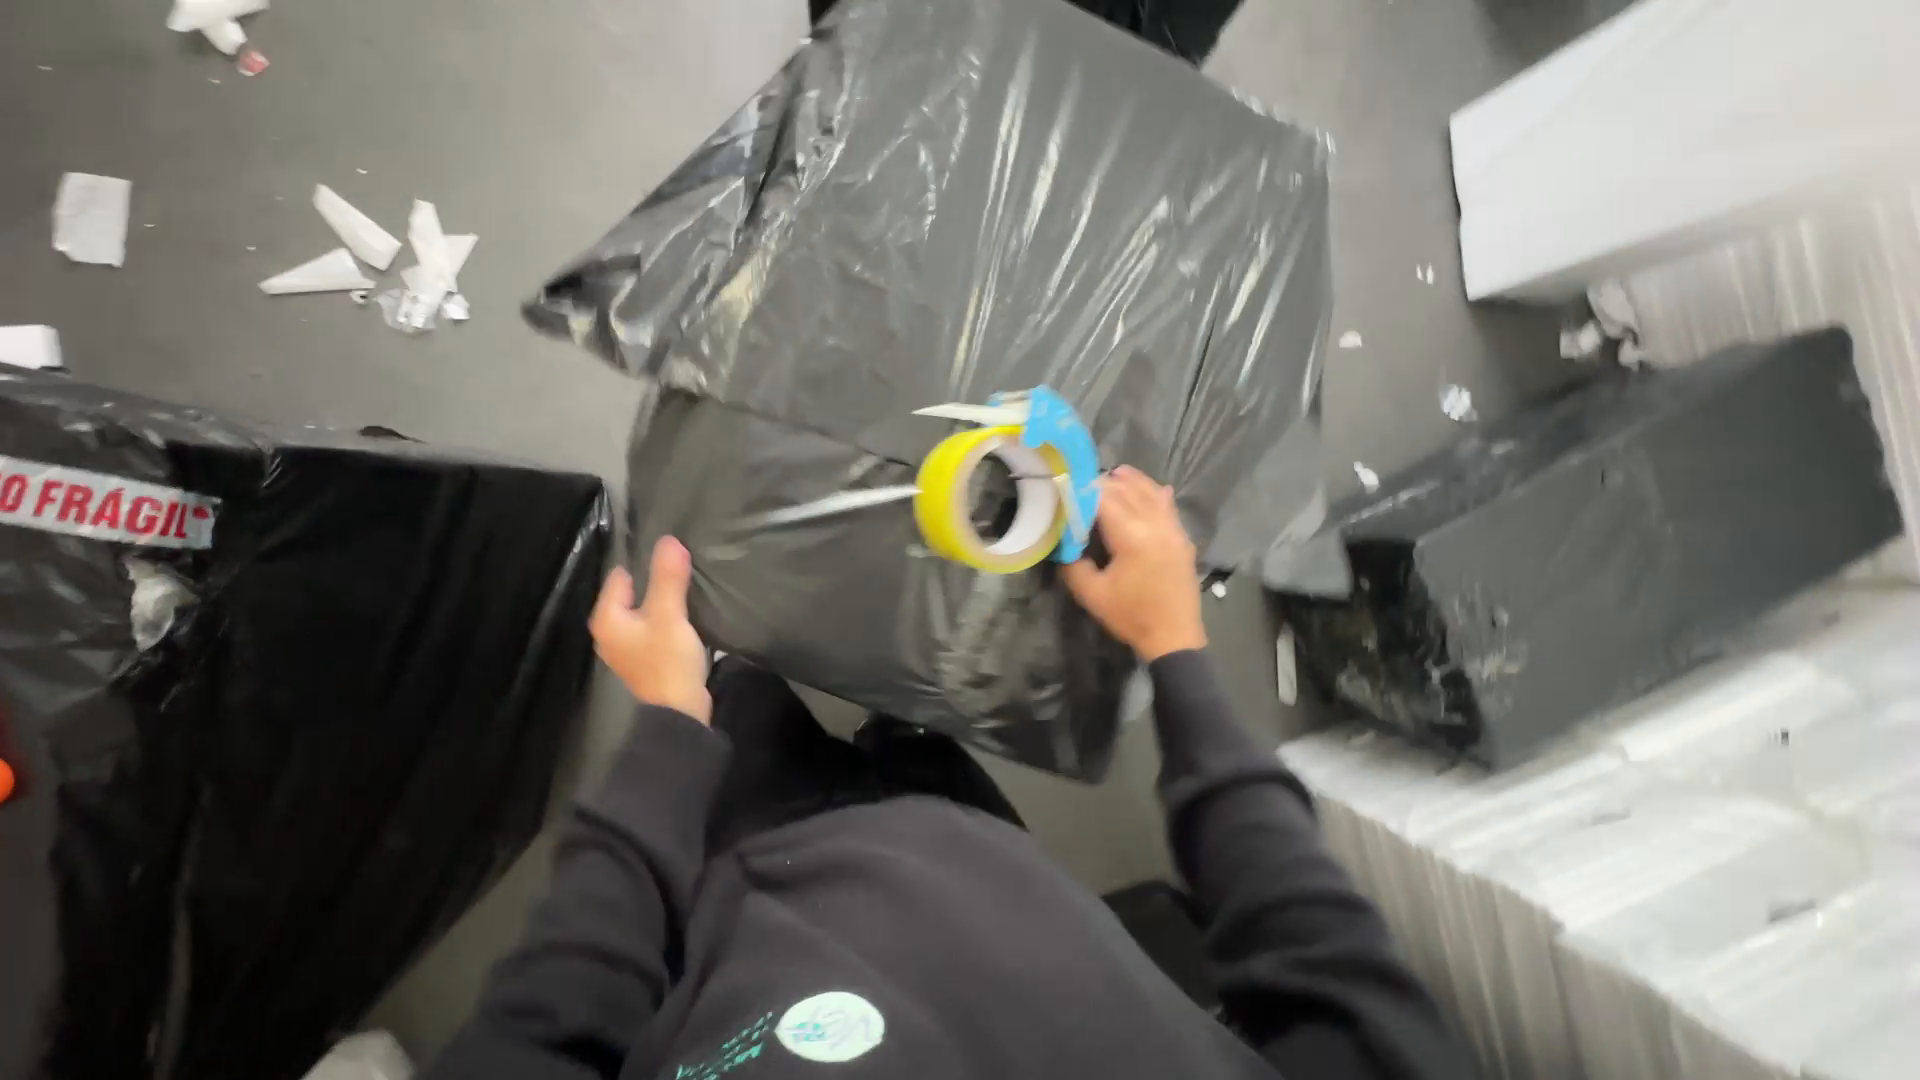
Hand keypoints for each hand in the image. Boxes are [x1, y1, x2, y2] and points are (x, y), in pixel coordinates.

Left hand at [590, 536, 712, 723]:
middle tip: (682, 565)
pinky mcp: (646, 658)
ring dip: (662, 600)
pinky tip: (686, 613)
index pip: (621, 576)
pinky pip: (653, 626)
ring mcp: (627, 647)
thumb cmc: (667, 662)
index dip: (644, 562)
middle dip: (654, 581)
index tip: (671, 553)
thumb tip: (669, 540)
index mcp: (607, 618)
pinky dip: (667, 618)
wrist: (679, 712)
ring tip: (687, 585)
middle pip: (633, 593)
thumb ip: (668, 578)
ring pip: (644, 610)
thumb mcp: (670, 615)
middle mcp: (610, 631)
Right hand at [1061, 466, 1205, 661]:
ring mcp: (1173, 531)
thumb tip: (1064, 544)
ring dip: (1133, 482)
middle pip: (1129, 491)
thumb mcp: (1092, 595)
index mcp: (1132, 537)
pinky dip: (1158, 495)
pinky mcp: (1183, 540)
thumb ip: (1073, 565)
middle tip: (1086, 482)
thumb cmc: (1130, 616)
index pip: (1106, 499)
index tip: (1069, 486)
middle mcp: (1156, 526)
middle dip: (1107, 483)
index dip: (1086, 490)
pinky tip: (1155, 488)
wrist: (1173, 637)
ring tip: (1116, 473)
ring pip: (1152, 494)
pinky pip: (1169, 508)